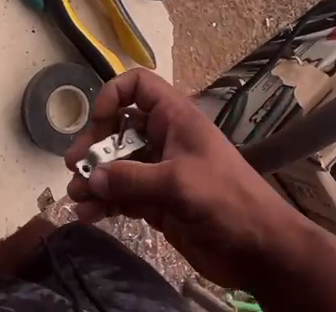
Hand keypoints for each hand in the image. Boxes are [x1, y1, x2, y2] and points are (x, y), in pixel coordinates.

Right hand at [63, 68, 307, 287]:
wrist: (260, 249)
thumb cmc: (227, 200)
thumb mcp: (179, 183)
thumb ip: (132, 179)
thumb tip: (92, 178)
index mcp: (174, 117)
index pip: (137, 85)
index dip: (113, 95)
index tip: (98, 121)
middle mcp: (164, 138)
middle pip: (119, 128)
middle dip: (95, 146)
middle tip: (75, 167)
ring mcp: (160, 171)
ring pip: (117, 165)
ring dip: (95, 179)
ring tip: (76, 198)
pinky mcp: (158, 203)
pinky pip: (123, 195)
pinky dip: (104, 203)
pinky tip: (88, 216)